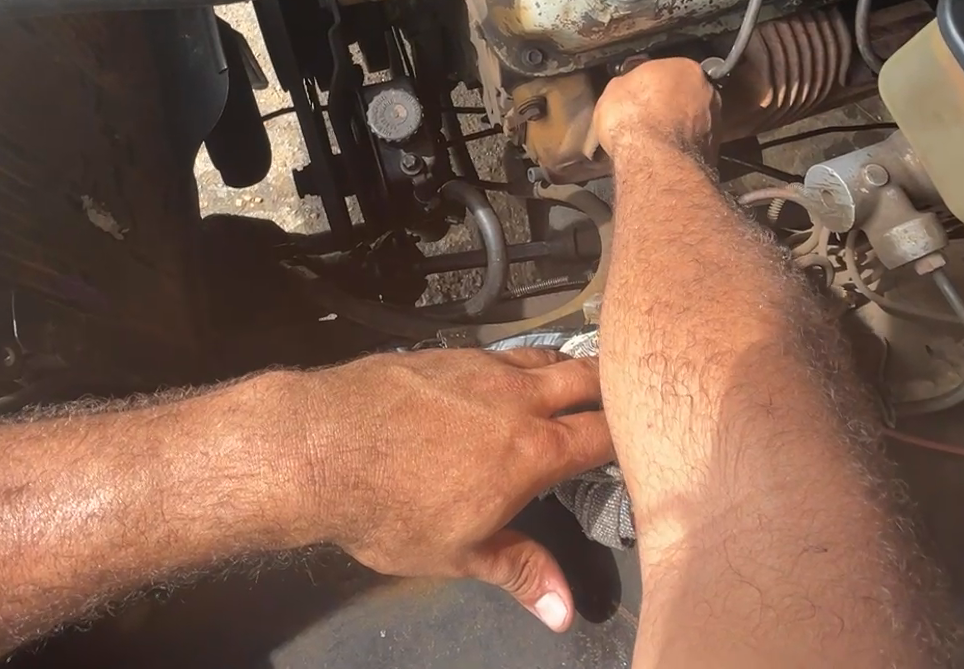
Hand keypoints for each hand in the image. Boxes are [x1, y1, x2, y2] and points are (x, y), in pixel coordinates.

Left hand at [278, 348, 611, 630]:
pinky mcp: (450, 352)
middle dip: (610, 386)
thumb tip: (565, 610)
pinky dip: (519, 363)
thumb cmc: (391, 508)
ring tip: (571, 383)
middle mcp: (517, 397)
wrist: (324, 444)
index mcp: (531, 449)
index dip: (627, 438)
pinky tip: (504, 379)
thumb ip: (520, 571)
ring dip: (565, 368)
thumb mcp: (459, 553)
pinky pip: (502, 352)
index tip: (639, 444)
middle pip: (585, 375)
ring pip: (545, 355)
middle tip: (622, 399)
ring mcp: (482, 366)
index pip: (600, 433)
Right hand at [586, 57, 718, 158]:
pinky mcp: (714, 150)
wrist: (654, 162)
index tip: (637, 94)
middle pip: (685, 93)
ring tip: (652, 140)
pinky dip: (681, 147)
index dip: (649, 83)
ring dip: (677, 126)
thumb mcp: (613, 91)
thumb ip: (626, 84)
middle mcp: (706, 91)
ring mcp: (714, 121)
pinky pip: (694, 143)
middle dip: (668, 104)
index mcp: (684, 67)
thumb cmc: (635, 121)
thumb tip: (625, 88)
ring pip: (692, 119)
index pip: (666, 69)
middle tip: (645, 117)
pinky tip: (661, 155)